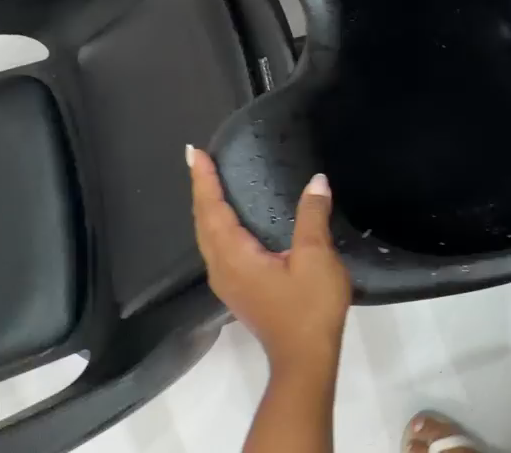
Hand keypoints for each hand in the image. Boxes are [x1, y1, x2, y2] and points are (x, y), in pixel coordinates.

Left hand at [188, 147, 351, 375]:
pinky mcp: (241, 288)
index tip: (195, 154)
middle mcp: (223, 269)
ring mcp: (230, 281)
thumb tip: (316, 182)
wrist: (305, 357)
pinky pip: (221, 246)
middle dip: (201, 190)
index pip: (213, 212)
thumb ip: (312, 217)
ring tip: (213, 182)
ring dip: (209, 207)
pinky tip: (233, 218)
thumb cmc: (308, 306)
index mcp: (235, 258)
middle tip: (198, 160)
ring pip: (209, 236)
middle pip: (204, 223)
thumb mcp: (316, 257)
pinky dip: (220, 223)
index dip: (205, 182)